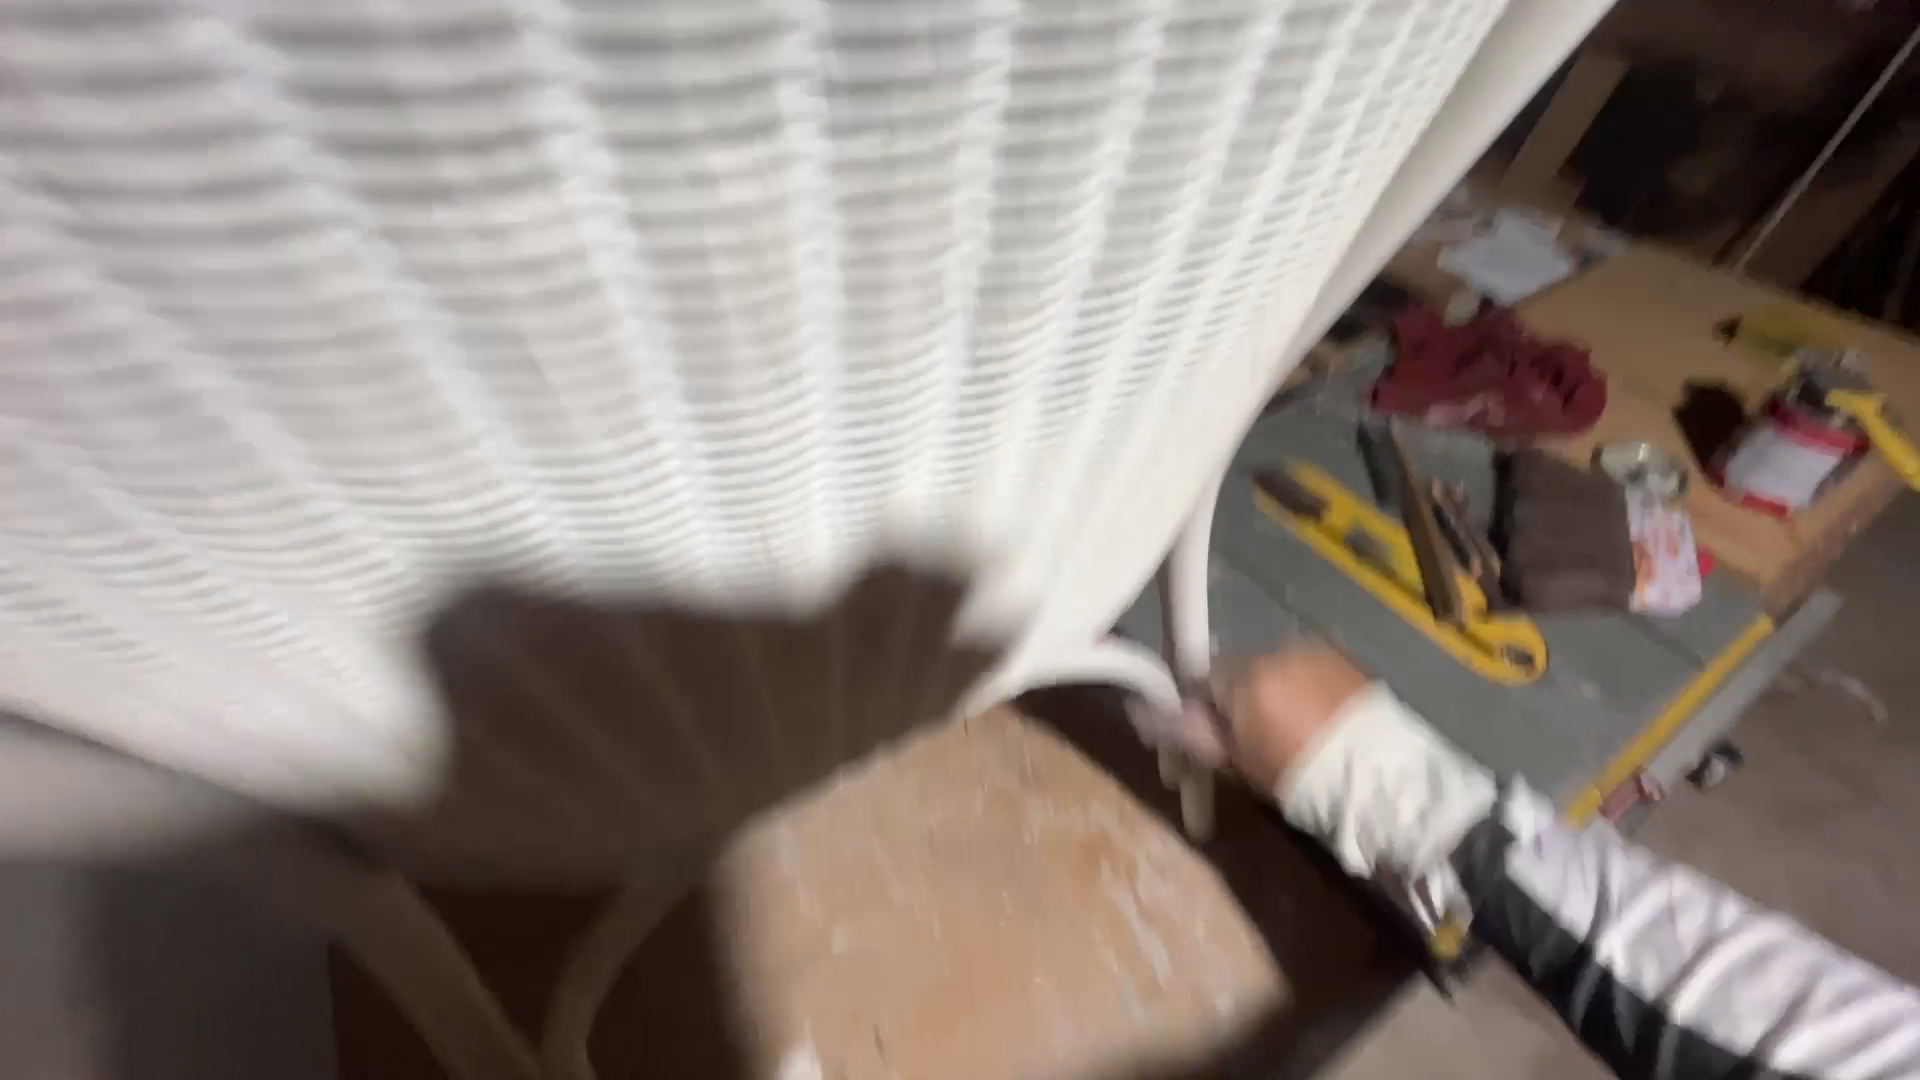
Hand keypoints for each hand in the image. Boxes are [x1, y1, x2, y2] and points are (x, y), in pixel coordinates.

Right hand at [1209, 641, 1371, 790]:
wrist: (1383, 782)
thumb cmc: (1304, 781)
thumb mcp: (1243, 766)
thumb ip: (1202, 736)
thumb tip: (1169, 718)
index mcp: (1245, 679)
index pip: (1206, 676)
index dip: (1209, 702)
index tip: (1217, 726)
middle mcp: (1275, 653)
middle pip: (1243, 668)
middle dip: (1246, 693)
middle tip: (1259, 730)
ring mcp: (1314, 651)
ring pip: (1279, 666)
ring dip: (1280, 686)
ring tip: (1298, 723)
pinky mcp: (1346, 657)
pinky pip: (1312, 666)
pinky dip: (1310, 683)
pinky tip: (1323, 713)